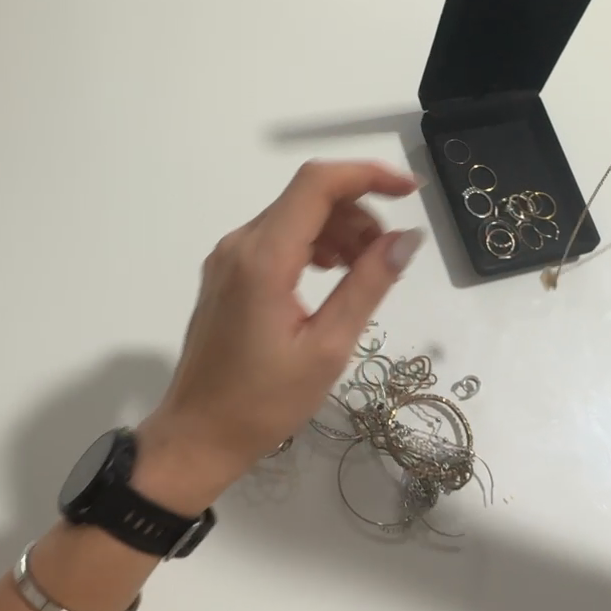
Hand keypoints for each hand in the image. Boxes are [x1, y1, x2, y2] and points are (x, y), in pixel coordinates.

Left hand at [133, 161, 425, 511]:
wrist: (199, 435)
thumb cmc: (264, 402)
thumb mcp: (327, 348)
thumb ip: (367, 286)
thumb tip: (407, 239)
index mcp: (263, 259)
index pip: (317, 184)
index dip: (368, 176)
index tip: (410, 193)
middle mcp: (239, 245)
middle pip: (307, 198)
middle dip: (358, 214)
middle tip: (387, 260)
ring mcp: (228, 259)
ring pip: (293, 217)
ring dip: (338, 232)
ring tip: (363, 276)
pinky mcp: (226, 276)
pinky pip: (276, 241)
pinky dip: (313, 247)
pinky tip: (331, 280)